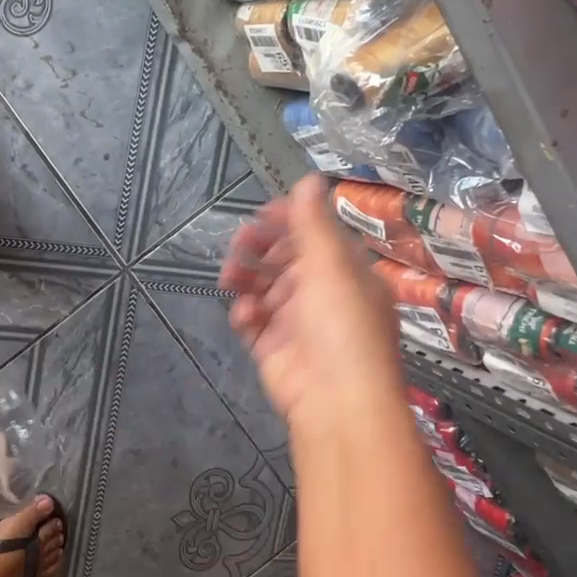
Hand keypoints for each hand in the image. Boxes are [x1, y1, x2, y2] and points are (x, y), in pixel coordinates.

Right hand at [219, 174, 403, 431]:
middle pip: (283, 258)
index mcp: (346, 271)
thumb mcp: (329, 265)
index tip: (260, 213)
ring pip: (262, 286)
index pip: (315, 235)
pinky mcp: (273, 345)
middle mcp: (323, 293)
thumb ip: (313, 222)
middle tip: (240, 244)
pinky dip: (245, 313)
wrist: (335, 398)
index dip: (288, 220)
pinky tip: (245, 315)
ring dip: (246, 277)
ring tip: (231, 278)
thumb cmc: (340, 324)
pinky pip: (253, 319)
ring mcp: (296, 321)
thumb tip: (309, 177)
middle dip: (259, 248)